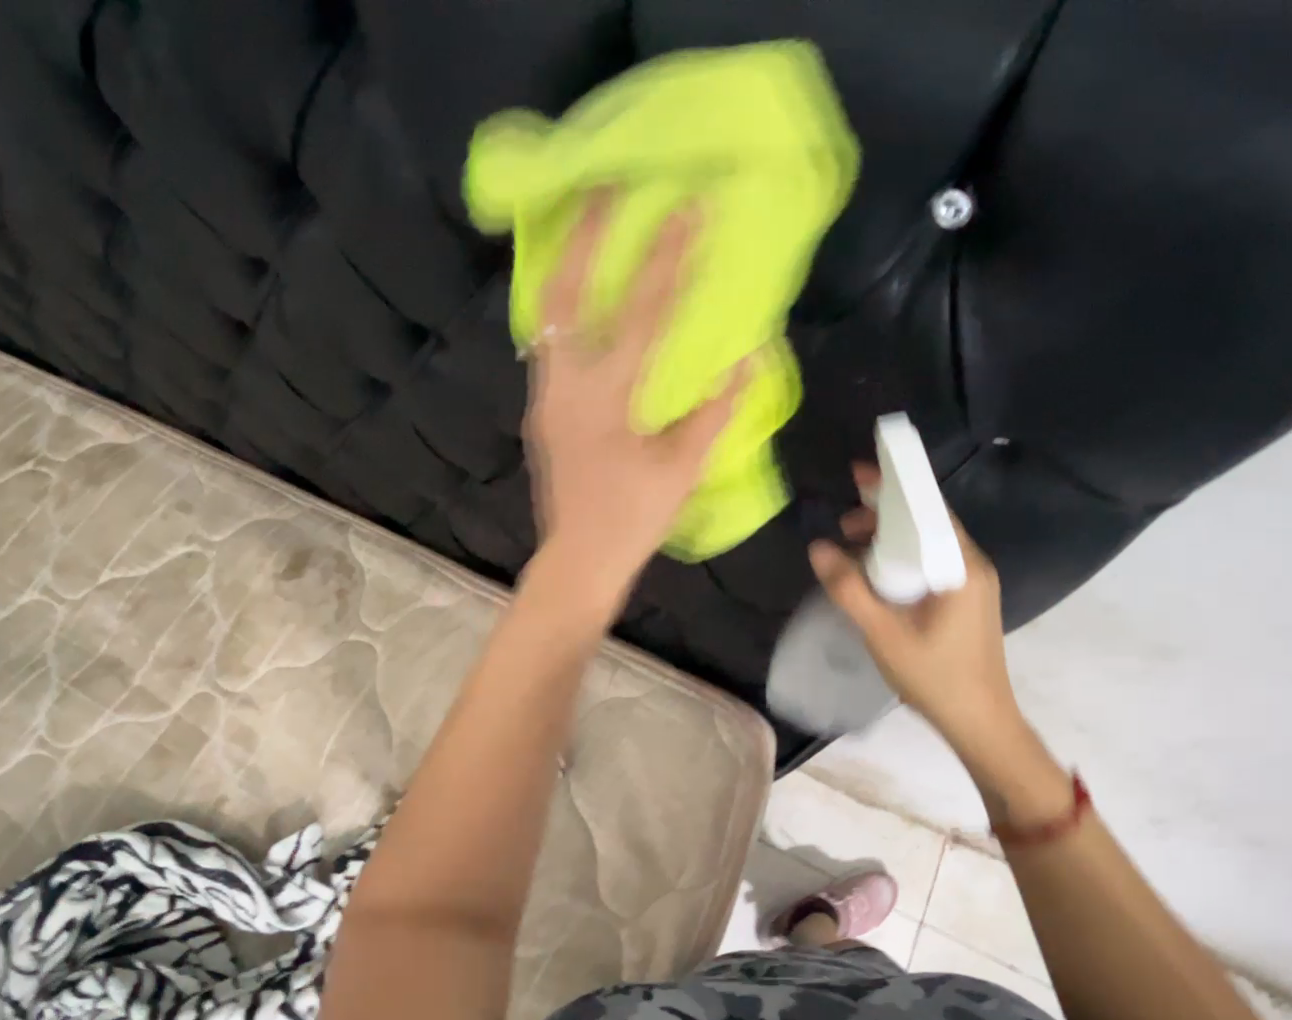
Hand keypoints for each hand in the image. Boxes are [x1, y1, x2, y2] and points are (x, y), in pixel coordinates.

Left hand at [523, 195, 749, 602]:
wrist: (578, 558)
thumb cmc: (635, 517)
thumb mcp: (685, 466)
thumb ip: (717, 408)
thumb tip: (752, 354)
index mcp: (608, 396)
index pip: (643, 312)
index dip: (669, 256)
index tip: (687, 206)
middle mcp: (565, 385)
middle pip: (565, 295)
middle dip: (584, 238)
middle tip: (599, 188)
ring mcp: (544, 396)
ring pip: (545, 317)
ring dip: (565, 268)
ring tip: (582, 228)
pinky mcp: (539, 410)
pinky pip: (545, 344)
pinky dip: (560, 309)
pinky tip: (577, 297)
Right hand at [808, 465, 1020, 738]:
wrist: (981, 723)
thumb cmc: (935, 677)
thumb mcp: (883, 633)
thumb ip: (849, 589)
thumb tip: (818, 548)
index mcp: (961, 567)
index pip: (929, 509)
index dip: (894, 488)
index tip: (859, 475)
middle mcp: (972, 567)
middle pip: (928, 523)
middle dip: (885, 515)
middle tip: (844, 525)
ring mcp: (971, 585)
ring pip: (928, 545)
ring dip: (890, 540)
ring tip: (851, 550)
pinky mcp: (965, 602)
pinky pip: (931, 565)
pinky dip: (901, 560)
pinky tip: (874, 576)